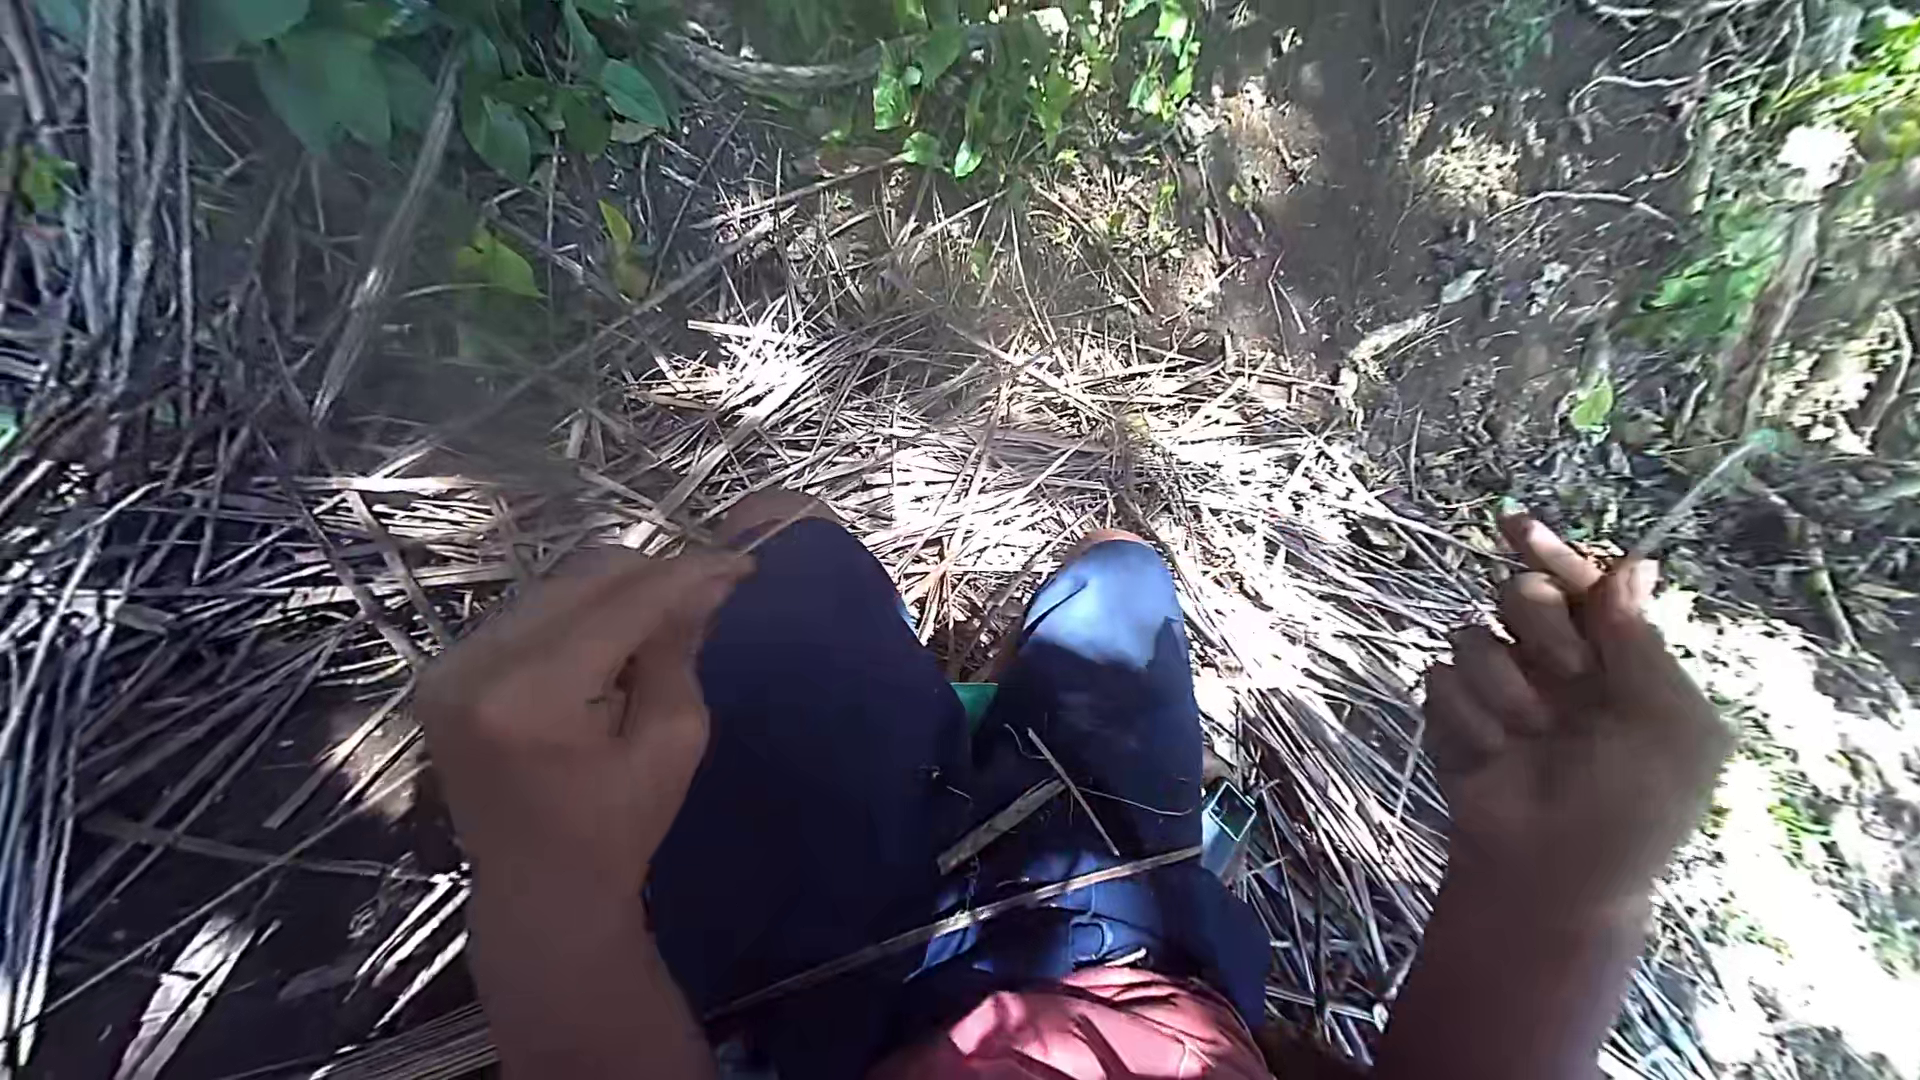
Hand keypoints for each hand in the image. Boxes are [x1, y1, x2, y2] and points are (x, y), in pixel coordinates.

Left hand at [417, 550, 750, 901]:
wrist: (539, 889)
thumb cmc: (619, 827)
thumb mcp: (674, 739)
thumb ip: (679, 650)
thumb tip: (706, 584)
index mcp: (533, 696)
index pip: (625, 602)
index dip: (689, 574)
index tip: (741, 564)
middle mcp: (477, 665)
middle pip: (588, 578)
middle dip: (660, 574)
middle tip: (712, 587)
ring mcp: (453, 664)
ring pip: (563, 583)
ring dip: (627, 589)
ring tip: (672, 612)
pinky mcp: (452, 668)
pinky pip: (538, 607)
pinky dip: (592, 607)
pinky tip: (625, 633)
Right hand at [1422, 512, 1730, 919]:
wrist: (1551, 862)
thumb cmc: (1632, 802)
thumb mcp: (1665, 726)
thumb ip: (1638, 645)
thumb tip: (1631, 563)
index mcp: (1612, 659)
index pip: (1579, 586)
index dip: (1550, 550)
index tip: (1512, 522)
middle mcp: (1547, 659)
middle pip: (1517, 593)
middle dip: (1538, 625)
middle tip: (1567, 673)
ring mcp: (1492, 681)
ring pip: (1472, 636)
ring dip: (1503, 686)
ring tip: (1526, 734)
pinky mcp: (1445, 703)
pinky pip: (1440, 677)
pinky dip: (1468, 714)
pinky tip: (1490, 749)